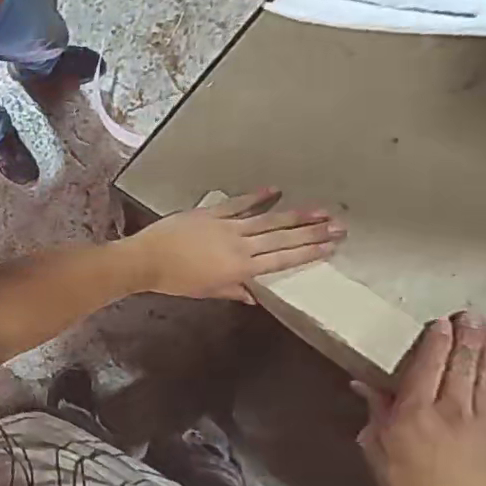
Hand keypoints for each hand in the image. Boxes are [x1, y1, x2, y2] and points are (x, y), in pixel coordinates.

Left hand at [125, 188, 342, 300]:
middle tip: (340, 226)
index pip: (283, 260)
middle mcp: (240, 246)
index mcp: (241, 268)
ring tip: (320, 210)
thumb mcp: (206, 291)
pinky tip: (274, 190)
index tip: (332, 246)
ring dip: (295, 215)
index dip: (309, 252)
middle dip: (313, 232)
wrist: (145, 260)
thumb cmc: (173, 280)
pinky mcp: (209, 214)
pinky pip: (237, 204)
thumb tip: (254, 296)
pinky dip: (256, 197)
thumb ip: (232, 291)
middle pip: (283, 238)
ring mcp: (225, 227)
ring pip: (267, 220)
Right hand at [355, 313, 485, 485]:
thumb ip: (376, 412)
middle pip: (462, 367)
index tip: (439, 323)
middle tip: (471, 316)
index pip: (426, 367)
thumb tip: (365, 384)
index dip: (434, 343)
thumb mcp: (375, 446)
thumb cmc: (404, 484)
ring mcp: (485, 424)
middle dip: (467, 339)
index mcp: (414, 413)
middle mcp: (452, 412)